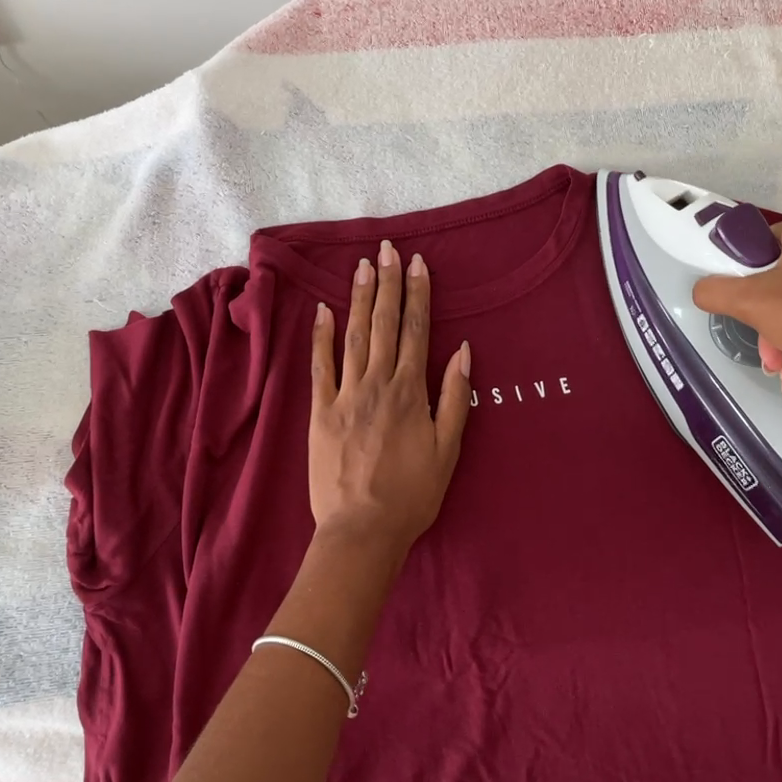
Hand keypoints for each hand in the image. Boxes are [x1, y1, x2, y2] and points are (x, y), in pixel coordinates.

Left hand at [308, 240, 471, 556]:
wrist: (363, 530)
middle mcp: (377, 384)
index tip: (418, 264)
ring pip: (353, 337)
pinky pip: (320, 367)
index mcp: (410, 392)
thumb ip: (454, 398)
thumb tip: (462, 351)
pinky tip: (322, 310)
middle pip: (384, 324)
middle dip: (387, 284)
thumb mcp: (447, 450)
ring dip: (359, 299)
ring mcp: (345, 396)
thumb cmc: (412, 494)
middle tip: (387, 250)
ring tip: (361, 266)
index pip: (415, 331)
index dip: (417, 295)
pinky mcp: (320, 412)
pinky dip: (321, 337)